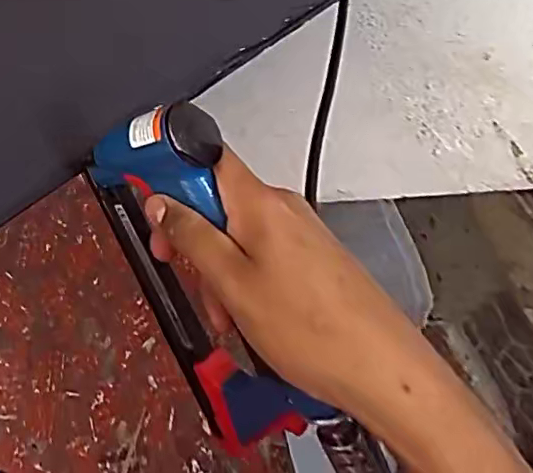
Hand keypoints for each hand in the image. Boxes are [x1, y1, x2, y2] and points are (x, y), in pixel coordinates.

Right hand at [144, 151, 528, 472]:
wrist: (392, 378)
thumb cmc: (319, 333)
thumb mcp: (232, 283)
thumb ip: (190, 234)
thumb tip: (160, 203)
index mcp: (258, 201)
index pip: (202, 153)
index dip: (166, 160)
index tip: (140, 172)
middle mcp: (280, 206)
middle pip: (214, 195)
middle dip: (188, 228)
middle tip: (173, 258)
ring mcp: (299, 231)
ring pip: (235, 229)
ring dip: (215, 262)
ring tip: (221, 307)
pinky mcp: (311, 256)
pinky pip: (259, 248)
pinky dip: (241, 273)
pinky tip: (245, 311)